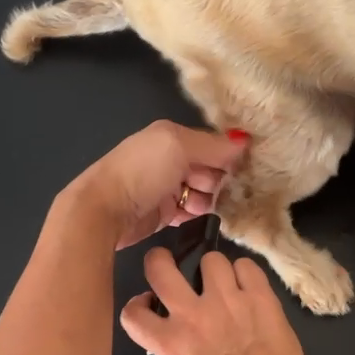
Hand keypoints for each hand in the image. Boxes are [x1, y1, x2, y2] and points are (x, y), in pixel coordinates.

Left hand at [62, 121, 247, 250]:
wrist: (104, 210)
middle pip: (209, 169)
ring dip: (211, 200)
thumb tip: (245, 141)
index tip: (249, 171)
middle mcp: (170, 159)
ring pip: (202, 193)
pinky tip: (203, 218)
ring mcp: (166, 188)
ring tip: (213, 206)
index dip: (230, 156)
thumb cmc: (142, 172)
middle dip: (222, 180)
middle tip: (232, 193)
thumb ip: (213, 145)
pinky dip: (198, 215)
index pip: (212, 144)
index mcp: (172, 137)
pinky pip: (190, 212)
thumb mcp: (179, 147)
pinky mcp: (164, 213)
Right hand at [120, 247, 354, 354]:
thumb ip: (175, 352)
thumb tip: (172, 333)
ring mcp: (227, 300)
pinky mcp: (259, 294)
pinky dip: (246, 274)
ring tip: (225, 286)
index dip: (137, 305)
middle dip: (160, 260)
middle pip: (158, 266)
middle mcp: (193, 316)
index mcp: (171, 345)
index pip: (132, 314)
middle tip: (170, 265)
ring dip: (214, 270)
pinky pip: (245, 265)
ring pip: (210, 259)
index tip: (149, 305)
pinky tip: (249, 288)